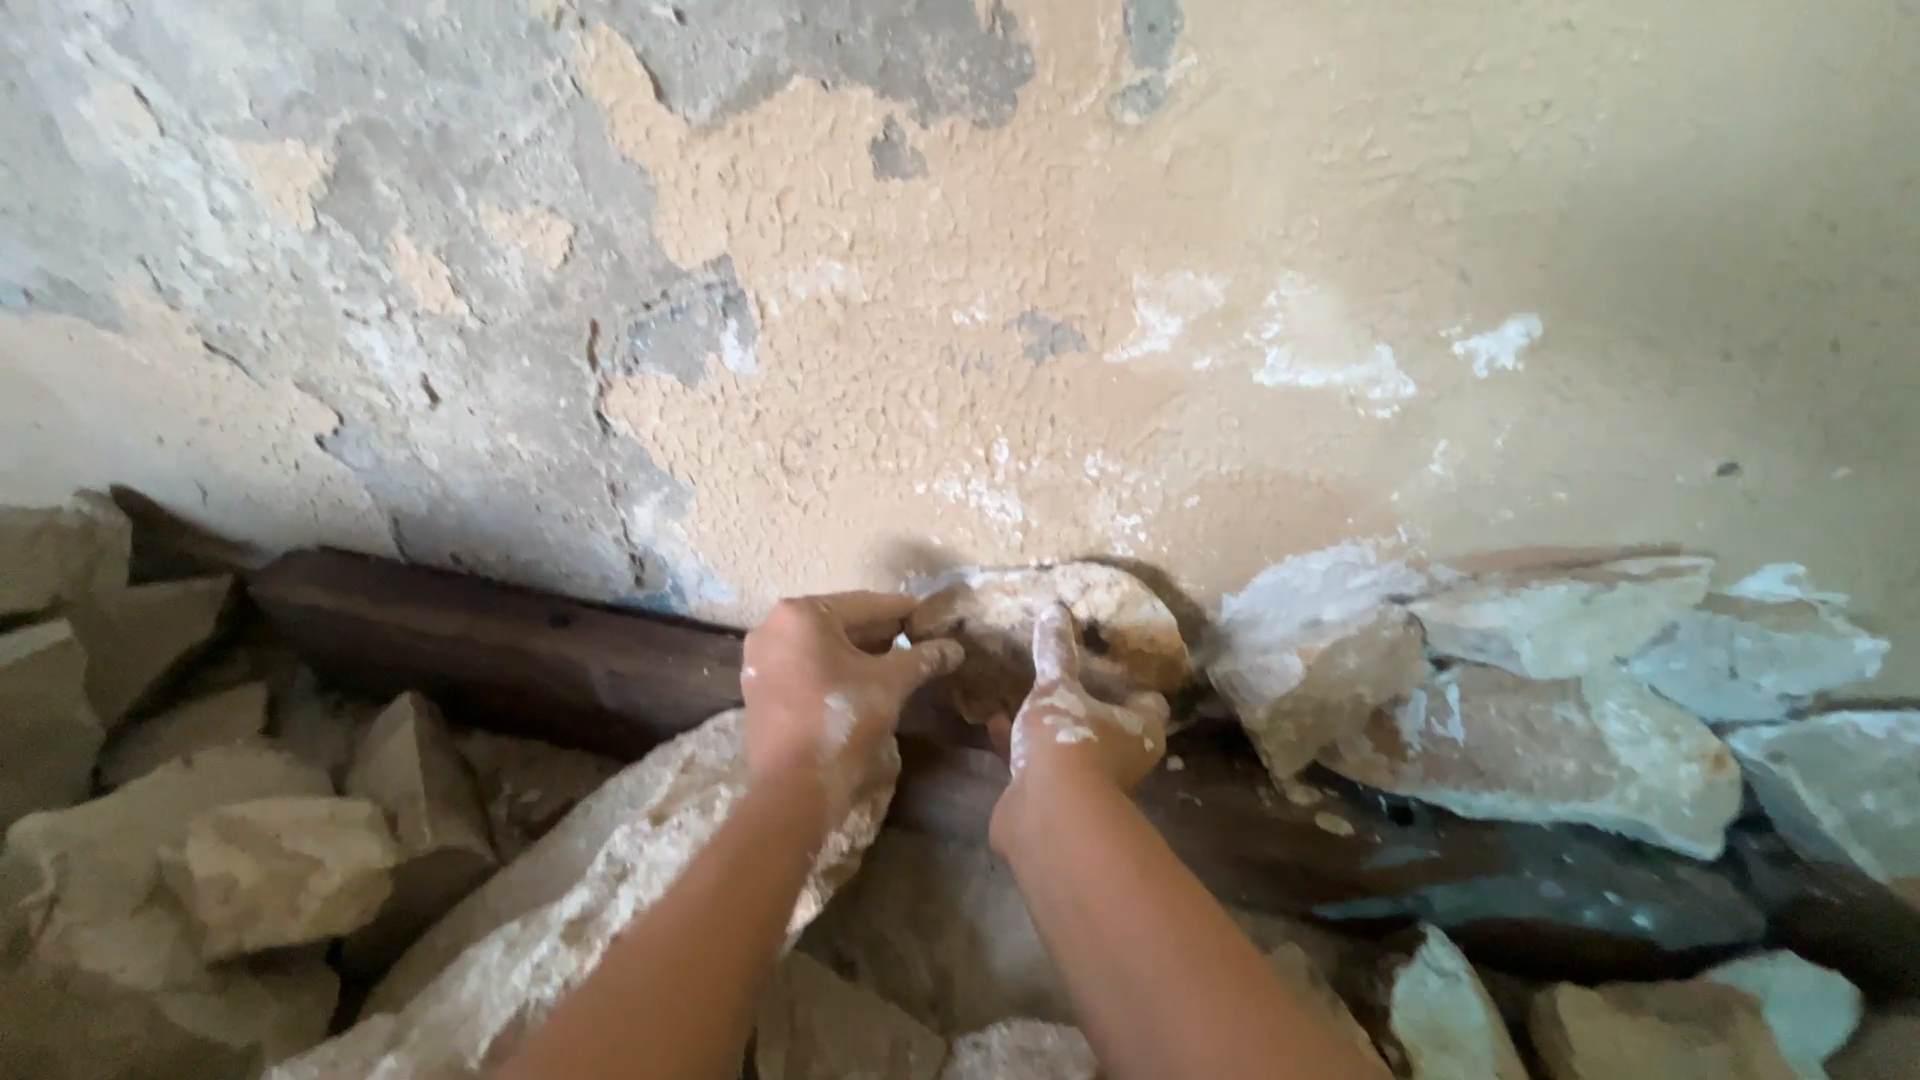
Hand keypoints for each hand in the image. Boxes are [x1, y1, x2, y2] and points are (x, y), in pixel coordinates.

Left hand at [741, 592, 964, 814]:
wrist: (794, 788)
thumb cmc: (842, 721)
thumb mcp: (890, 683)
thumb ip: (922, 658)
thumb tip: (954, 648)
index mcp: (801, 614)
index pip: (866, 604)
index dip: (904, 611)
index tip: (932, 617)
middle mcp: (773, 627)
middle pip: (841, 623)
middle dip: (881, 633)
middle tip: (919, 640)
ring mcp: (761, 660)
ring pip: (822, 646)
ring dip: (859, 653)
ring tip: (897, 662)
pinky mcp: (759, 689)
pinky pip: (806, 667)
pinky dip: (834, 670)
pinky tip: (863, 682)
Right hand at [989, 604, 1170, 795]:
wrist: (1044, 813)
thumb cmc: (1068, 742)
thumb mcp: (1056, 688)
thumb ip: (1055, 653)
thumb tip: (1054, 609)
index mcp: (1140, 731)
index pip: (1148, 702)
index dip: (1134, 683)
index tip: (1112, 661)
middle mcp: (1122, 757)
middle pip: (1110, 724)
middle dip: (1088, 704)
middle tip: (1067, 676)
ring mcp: (1089, 781)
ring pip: (1073, 745)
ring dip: (1051, 725)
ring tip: (1026, 695)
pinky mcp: (1055, 797)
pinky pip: (1039, 762)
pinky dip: (1020, 744)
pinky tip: (994, 723)